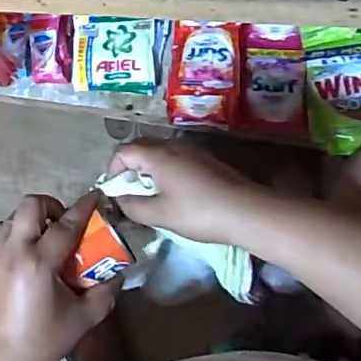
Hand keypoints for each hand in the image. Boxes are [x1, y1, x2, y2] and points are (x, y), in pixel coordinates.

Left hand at [0, 193, 117, 360]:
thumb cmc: (41, 343)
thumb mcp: (81, 321)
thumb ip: (103, 293)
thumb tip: (117, 272)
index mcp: (39, 262)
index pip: (65, 225)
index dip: (83, 208)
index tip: (95, 198)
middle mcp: (13, 250)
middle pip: (31, 205)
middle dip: (52, 206)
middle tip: (65, 224)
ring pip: (12, 216)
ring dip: (31, 220)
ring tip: (44, 239)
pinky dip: (10, 231)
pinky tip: (22, 250)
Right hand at [106, 140, 258, 243]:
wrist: (248, 212)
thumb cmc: (199, 212)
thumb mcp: (160, 215)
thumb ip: (133, 206)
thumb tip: (119, 200)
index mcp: (157, 155)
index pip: (123, 151)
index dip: (113, 169)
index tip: (114, 189)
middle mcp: (172, 145)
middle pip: (140, 147)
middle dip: (129, 166)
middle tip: (129, 189)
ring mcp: (192, 150)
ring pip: (160, 152)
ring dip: (148, 168)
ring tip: (150, 192)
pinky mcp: (206, 160)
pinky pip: (176, 158)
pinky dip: (166, 170)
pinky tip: (175, 192)